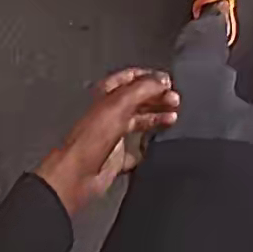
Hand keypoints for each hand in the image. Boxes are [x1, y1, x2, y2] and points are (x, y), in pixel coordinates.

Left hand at [34, 68, 179, 215]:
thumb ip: (144, 88)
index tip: (168, 82)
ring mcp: (113, 133)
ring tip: (173, 116)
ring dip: (157, 117)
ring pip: (140, 121)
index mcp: (107, 93)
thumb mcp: (121, 103)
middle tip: (175, 99)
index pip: (132, 77)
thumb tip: (162, 80)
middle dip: (157, 97)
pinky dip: (147, 147)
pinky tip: (157, 144)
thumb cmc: (91, 136)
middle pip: (138, 99)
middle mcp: (110, 111)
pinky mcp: (116, 156)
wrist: (78, 174)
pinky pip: (136, 150)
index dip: (151, 77)